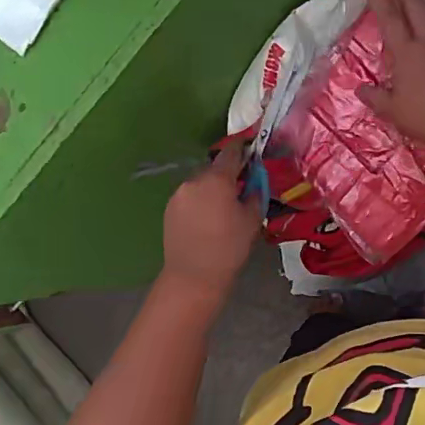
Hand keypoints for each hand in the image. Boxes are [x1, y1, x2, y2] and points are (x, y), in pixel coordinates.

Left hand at [159, 143, 255, 296]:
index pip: (231, 152)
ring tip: (224, 209)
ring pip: (201, 184)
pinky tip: (208, 220)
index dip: (243, 149)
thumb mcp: (252, 219)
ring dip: (213, 189)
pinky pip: (190, 197)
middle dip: (228, 175)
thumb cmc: (230, 246)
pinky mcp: (170, 208)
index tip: (251, 150)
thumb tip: (254, 181)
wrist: (194, 275)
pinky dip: (201, 201)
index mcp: (217, 179)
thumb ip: (255, 193)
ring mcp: (179, 194)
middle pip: (214, 169)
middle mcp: (194, 180)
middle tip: (242, 189)